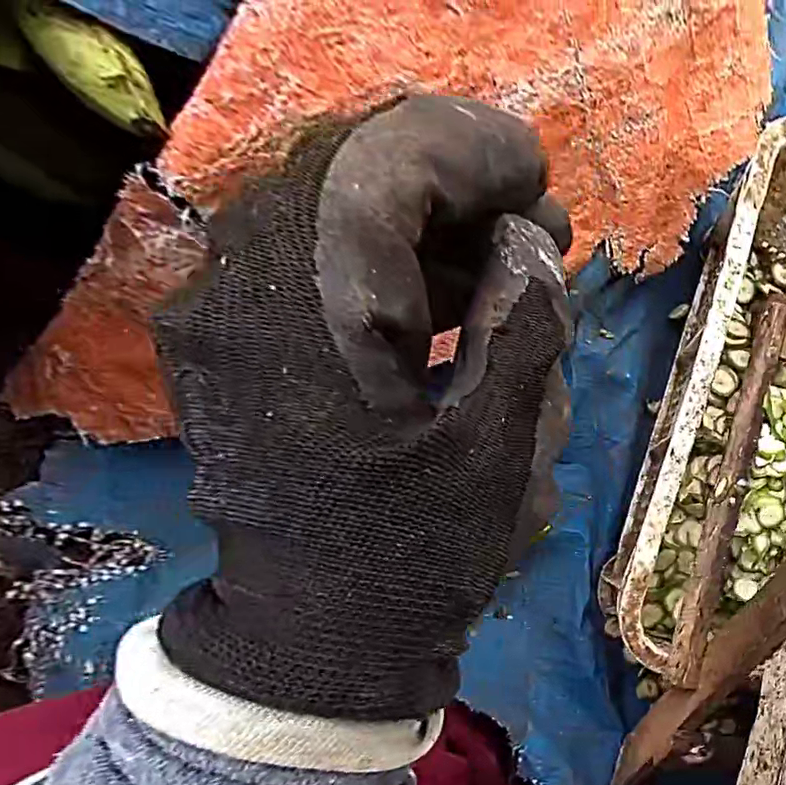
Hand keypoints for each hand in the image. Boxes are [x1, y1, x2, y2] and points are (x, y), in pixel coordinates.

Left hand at [153, 96, 573, 719]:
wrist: (330, 633)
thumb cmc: (421, 555)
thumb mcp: (497, 453)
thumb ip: (523, 335)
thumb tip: (530, 245)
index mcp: (305, 321)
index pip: (373, 170)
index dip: (468, 151)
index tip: (543, 179)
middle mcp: (244, 295)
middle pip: (348, 179)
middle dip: (458, 187)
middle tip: (546, 226)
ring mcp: (240, 318)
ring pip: (339, 220)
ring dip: (439, 230)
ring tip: (522, 267)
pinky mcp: (260, 345)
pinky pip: (332, 269)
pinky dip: (408, 271)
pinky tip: (470, 307)